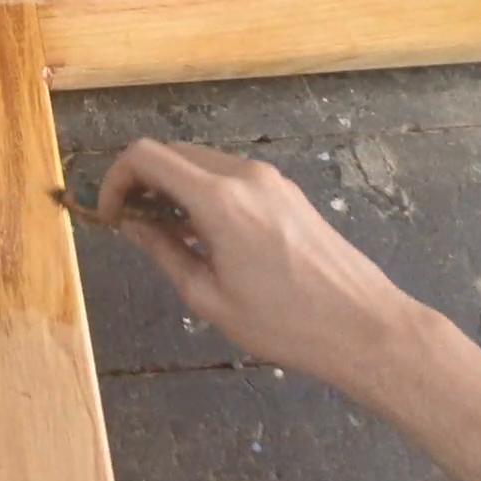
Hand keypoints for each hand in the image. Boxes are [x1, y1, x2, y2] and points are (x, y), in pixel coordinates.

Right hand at [97, 139, 429, 390]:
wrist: (369, 328)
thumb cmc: (283, 322)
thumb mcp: (207, 296)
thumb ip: (162, 250)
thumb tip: (130, 224)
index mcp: (218, 198)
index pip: (145, 156)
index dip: (115, 179)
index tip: (110, 215)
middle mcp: (242, 174)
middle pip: (170, 152)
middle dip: (139, 181)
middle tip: (131, 223)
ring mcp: (268, 178)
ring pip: (198, 161)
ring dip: (170, 184)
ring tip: (165, 231)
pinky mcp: (285, 190)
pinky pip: (226, 174)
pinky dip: (200, 189)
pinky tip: (204, 231)